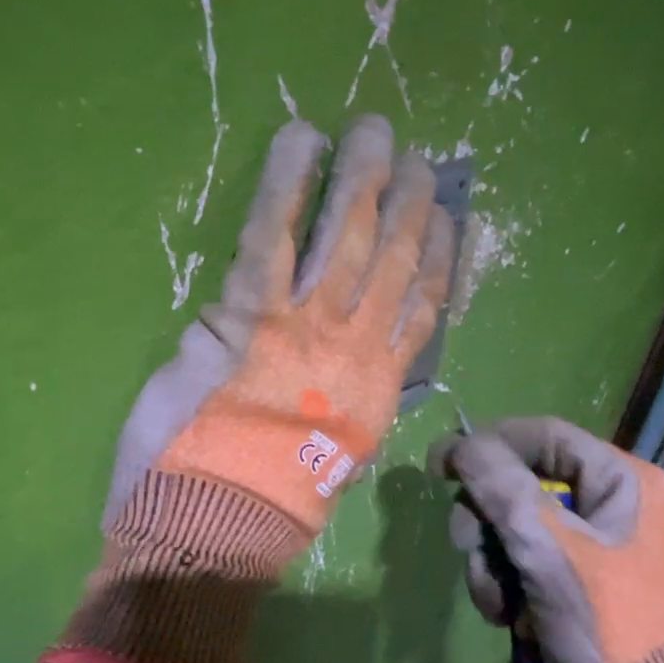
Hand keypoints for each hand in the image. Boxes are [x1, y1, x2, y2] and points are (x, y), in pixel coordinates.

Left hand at [105, 115, 454, 531]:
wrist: (216, 527)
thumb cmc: (267, 508)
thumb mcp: (329, 462)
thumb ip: (339, 405)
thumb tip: (339, 368)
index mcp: (376, 390)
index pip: (422, 311)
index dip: (439, 260)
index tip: (448, 222)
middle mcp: (354, 349)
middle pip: (393, 260)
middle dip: (408, 203)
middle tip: (417, 159)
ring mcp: (305, 325)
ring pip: (347, 237)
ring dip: (364, 179)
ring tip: (377, 134)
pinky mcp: (247, 313)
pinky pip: (272, 233)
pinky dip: (288, 183)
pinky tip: (304, 138)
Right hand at [429, 418, 663, 662]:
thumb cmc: (604, 621)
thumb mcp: (548, 550)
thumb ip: (501, 489)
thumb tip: (457, 445)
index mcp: (620, 478)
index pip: (541, 436)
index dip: (486, 445)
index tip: (438, 468)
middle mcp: (606, 498)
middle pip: (516, 484)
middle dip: (486, 526)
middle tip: (475, 555)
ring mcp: (587, 537)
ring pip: (508, 526)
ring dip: (490, 565)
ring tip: (502, 606)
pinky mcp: (569, 570)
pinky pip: (516, 557)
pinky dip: (503, 584)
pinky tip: (510, 616)